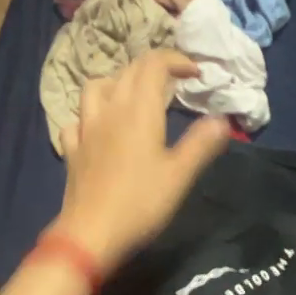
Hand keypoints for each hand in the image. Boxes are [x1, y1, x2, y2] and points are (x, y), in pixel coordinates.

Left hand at [54, 49, 232, 266]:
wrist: (91, 233)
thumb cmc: (140, 204)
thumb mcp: (179, 176)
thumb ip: (201, 144)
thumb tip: (223, 119)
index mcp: (139, 110)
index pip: (154, 65)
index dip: (176, 60)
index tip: (196, 72)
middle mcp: (109, 110)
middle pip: (127, 71)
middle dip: (152, 68)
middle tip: (172, 83)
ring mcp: (86, 129)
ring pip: (96, 87)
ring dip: (117, 82)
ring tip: (132, 95)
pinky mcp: (73, 151)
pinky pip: (77, 120)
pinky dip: (90, 116)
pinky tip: (98, 128)